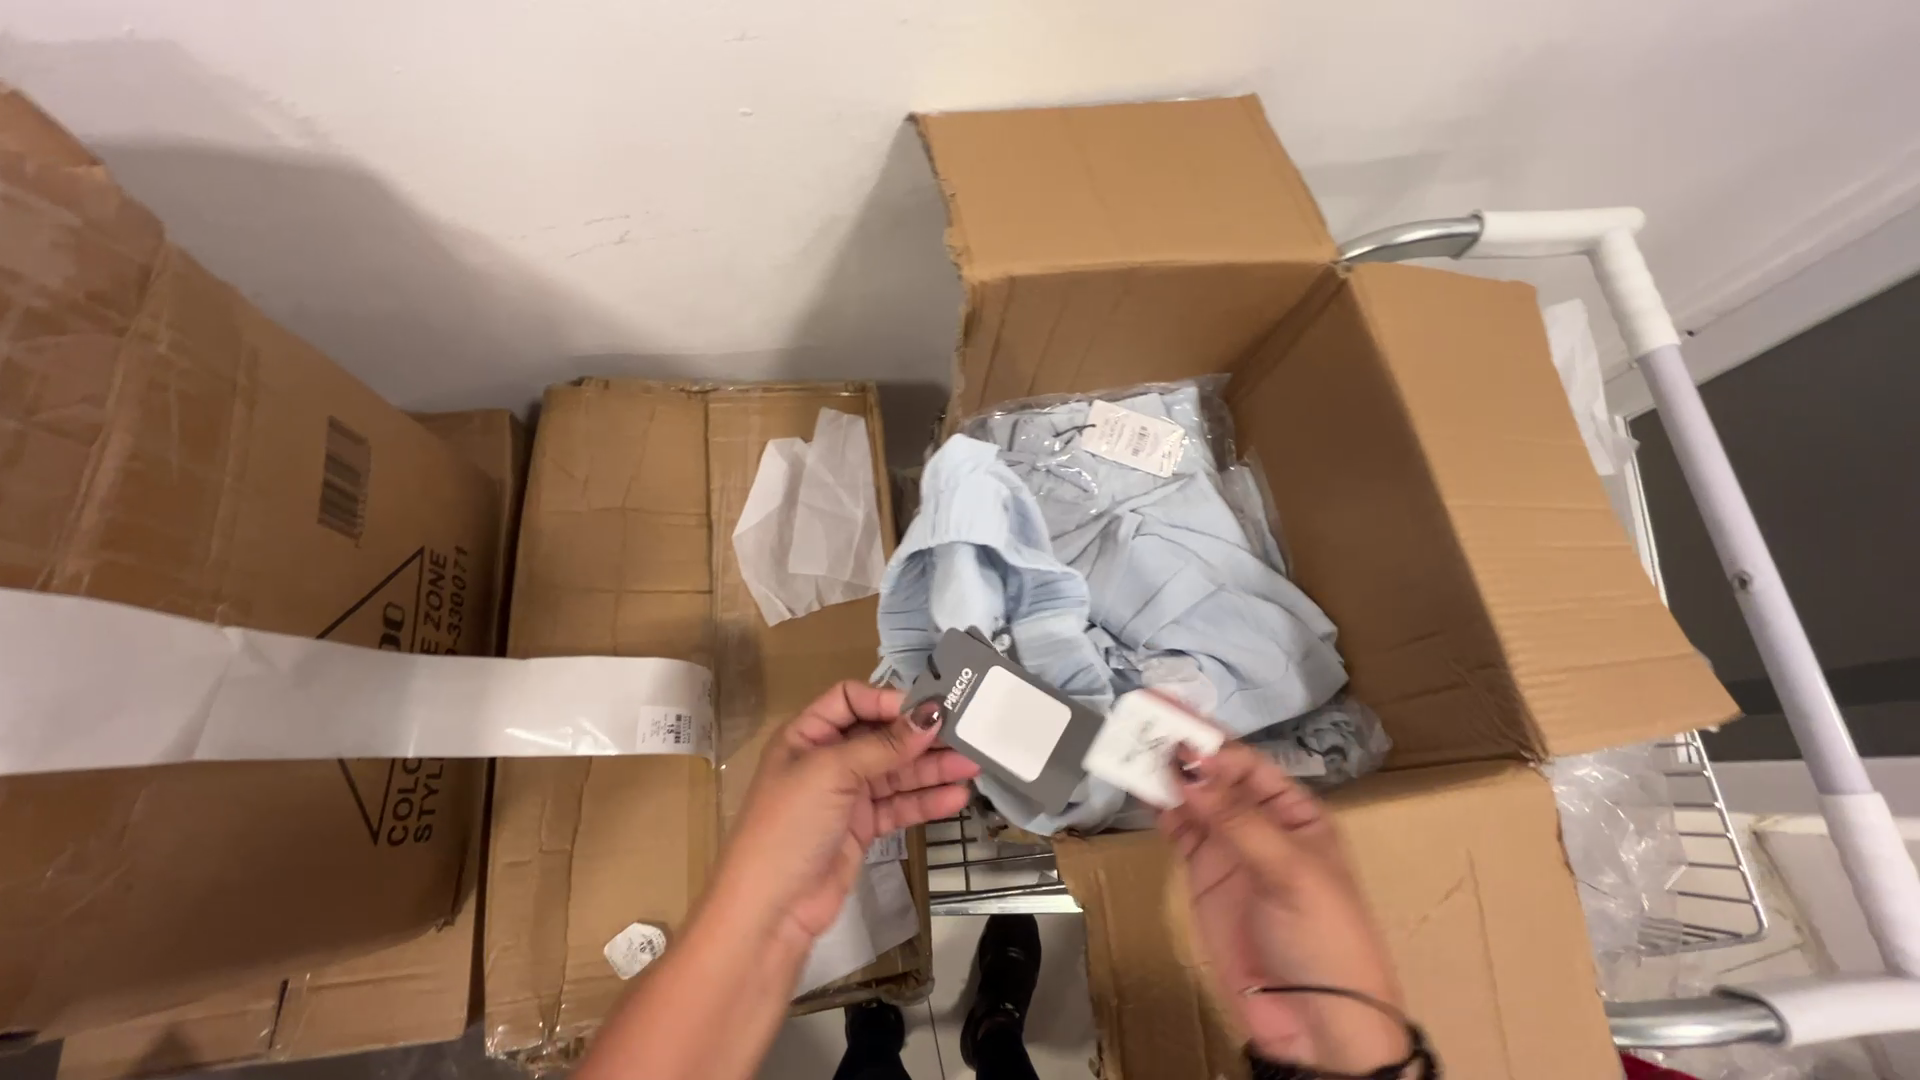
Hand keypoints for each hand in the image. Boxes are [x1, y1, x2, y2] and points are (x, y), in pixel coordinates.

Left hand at [715, 681, 979, 950]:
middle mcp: (827, 759)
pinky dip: (926, 800)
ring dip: (932, 768)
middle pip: (881, 735)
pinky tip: (956, 797)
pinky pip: (899, 804)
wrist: (770, 910)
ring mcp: (846, 795)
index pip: (852, 699)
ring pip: (896, 772)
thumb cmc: (790, 825)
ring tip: (972, 766)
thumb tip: (929, 714)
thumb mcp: (833, 773)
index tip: (926, 710)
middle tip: (966, 734)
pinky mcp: (862, 827)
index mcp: (807, 734)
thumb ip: (884, 744)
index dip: (887, 701)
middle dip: (920, 736)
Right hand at [1160, 743, 1406, 1072]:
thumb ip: (1236, 818)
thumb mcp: (1291, 872)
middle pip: (1214, 774)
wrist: (1314, 1025)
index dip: (1209, 745)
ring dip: (1163, 773)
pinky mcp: (1203, 873)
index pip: (1245, 765)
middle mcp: (1260, 822)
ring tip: (1129, 745)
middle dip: (1182, 748)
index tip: (1171, 726)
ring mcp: (1228, 848)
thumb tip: (1187, 767)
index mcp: (1295, 813)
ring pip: (1190, 797)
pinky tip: (1138, 786)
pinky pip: (1177, 828)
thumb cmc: (1325, 940)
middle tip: (1141, 718)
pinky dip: (1158, 806)